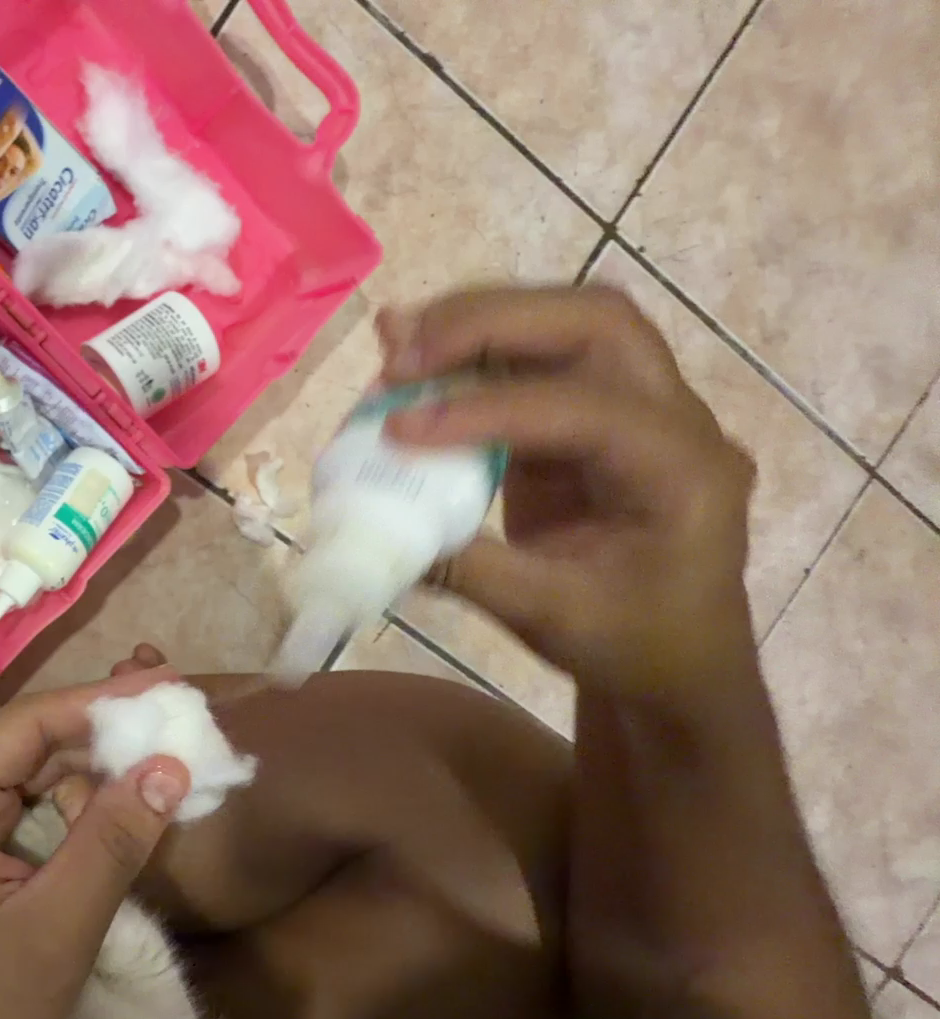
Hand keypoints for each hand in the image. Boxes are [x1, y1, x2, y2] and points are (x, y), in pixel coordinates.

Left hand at [0, 666, 192, 1018]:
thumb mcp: (58, 925)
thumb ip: (112, 841)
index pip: (22, 726)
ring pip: (37, 765)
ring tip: (163, 746)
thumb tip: (170, 764)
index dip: (95, 701)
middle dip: (103, 730)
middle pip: (30, 740)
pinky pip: (34, 797)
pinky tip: (127, 790)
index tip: (161, 684)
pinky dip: (83, 797)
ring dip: (98, 762)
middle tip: (174, 713)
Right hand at [377, 285, 758, 703]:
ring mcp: (630, 408)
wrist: (673, 656)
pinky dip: (467, 348)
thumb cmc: (630, 641)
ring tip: (394, 338)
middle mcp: (670, 419)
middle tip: (400, 353)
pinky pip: (529, 360)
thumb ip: (465, 568)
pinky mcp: (583, 415)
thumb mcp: (547, 615)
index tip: (396, 432)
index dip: (486, 410)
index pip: (586, 410)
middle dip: (489, 324)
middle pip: (593, 324)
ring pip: (563, 322)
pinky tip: (412, 353)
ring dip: (473, 322)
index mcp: (684, 472)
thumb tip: (374, 530)